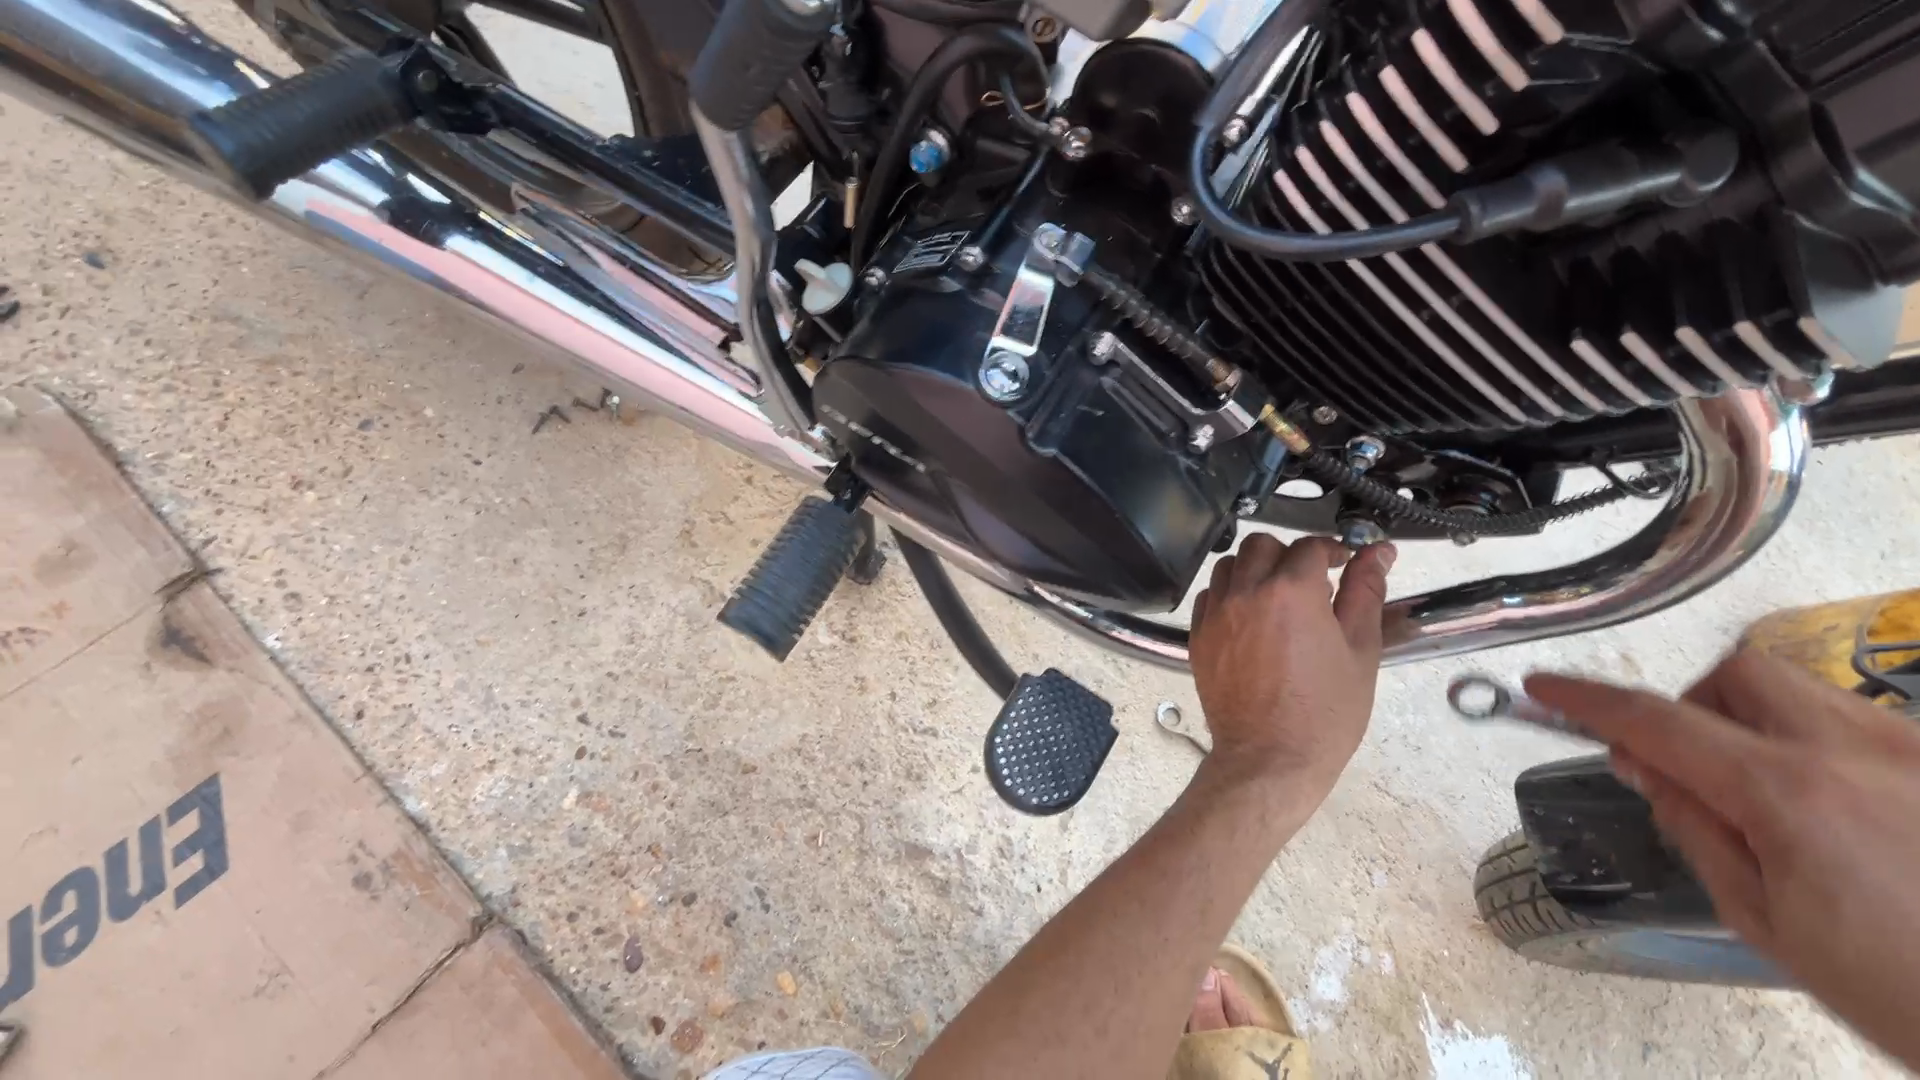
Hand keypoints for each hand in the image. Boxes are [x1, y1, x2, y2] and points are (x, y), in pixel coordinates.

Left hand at [1189, 535, 1395, 802]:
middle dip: (1289, 554)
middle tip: (1311, 580)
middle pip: (1262, 545)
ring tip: (1278, 596)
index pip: (1309, 546)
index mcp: (1290, 591)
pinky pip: (1208, 596)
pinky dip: (1228, 594)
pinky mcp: (1198, 636)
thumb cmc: (1323, 713)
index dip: (1332, 550)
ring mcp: (1216, 614)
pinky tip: (1250, 616)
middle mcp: (1246, 593)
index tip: (1343, 563)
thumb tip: (1378, 554)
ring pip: (1229, 565)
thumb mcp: (1360, 649)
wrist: (1270, 758)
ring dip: (1254, 569)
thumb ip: (1365, 592)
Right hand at [1529, 653, 1919, 1070]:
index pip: (1659, 721)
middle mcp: (1863, 753)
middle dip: (1695, 704)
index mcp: (1793, 795)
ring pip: (1806, 693)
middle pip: (1741, 674)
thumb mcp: (1766, 920)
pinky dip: (1822, 747)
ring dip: (1759, 725)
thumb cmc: (1905, 992)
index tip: (1542, 686)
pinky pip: (1863, 727)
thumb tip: (1642, 764)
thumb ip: (1694, 826)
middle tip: (1694, 764)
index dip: (1587, 700)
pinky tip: (1849, 814)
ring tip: (1778, 799)